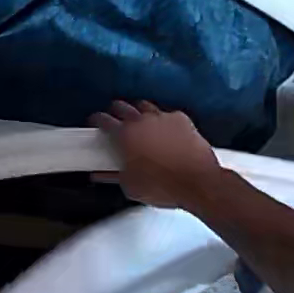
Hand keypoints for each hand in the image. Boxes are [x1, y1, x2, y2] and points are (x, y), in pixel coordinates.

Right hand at [89, 100, 224, 209]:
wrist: (198, 183)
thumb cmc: (162, 186)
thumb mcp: (130, 186)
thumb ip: (113, 175)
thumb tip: (101, 174)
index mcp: (125, 135)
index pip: (103, 120)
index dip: (96, 120)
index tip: (95, 123)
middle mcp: (141, 120)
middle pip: (122, 106)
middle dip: (115, 111)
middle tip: (114, 119)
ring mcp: (163, 117)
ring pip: (145, 106)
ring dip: (139, 112)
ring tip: (140, 122)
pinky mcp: (182, 119)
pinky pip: (168, 114)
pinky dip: (164, 120)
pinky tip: (166, 130)